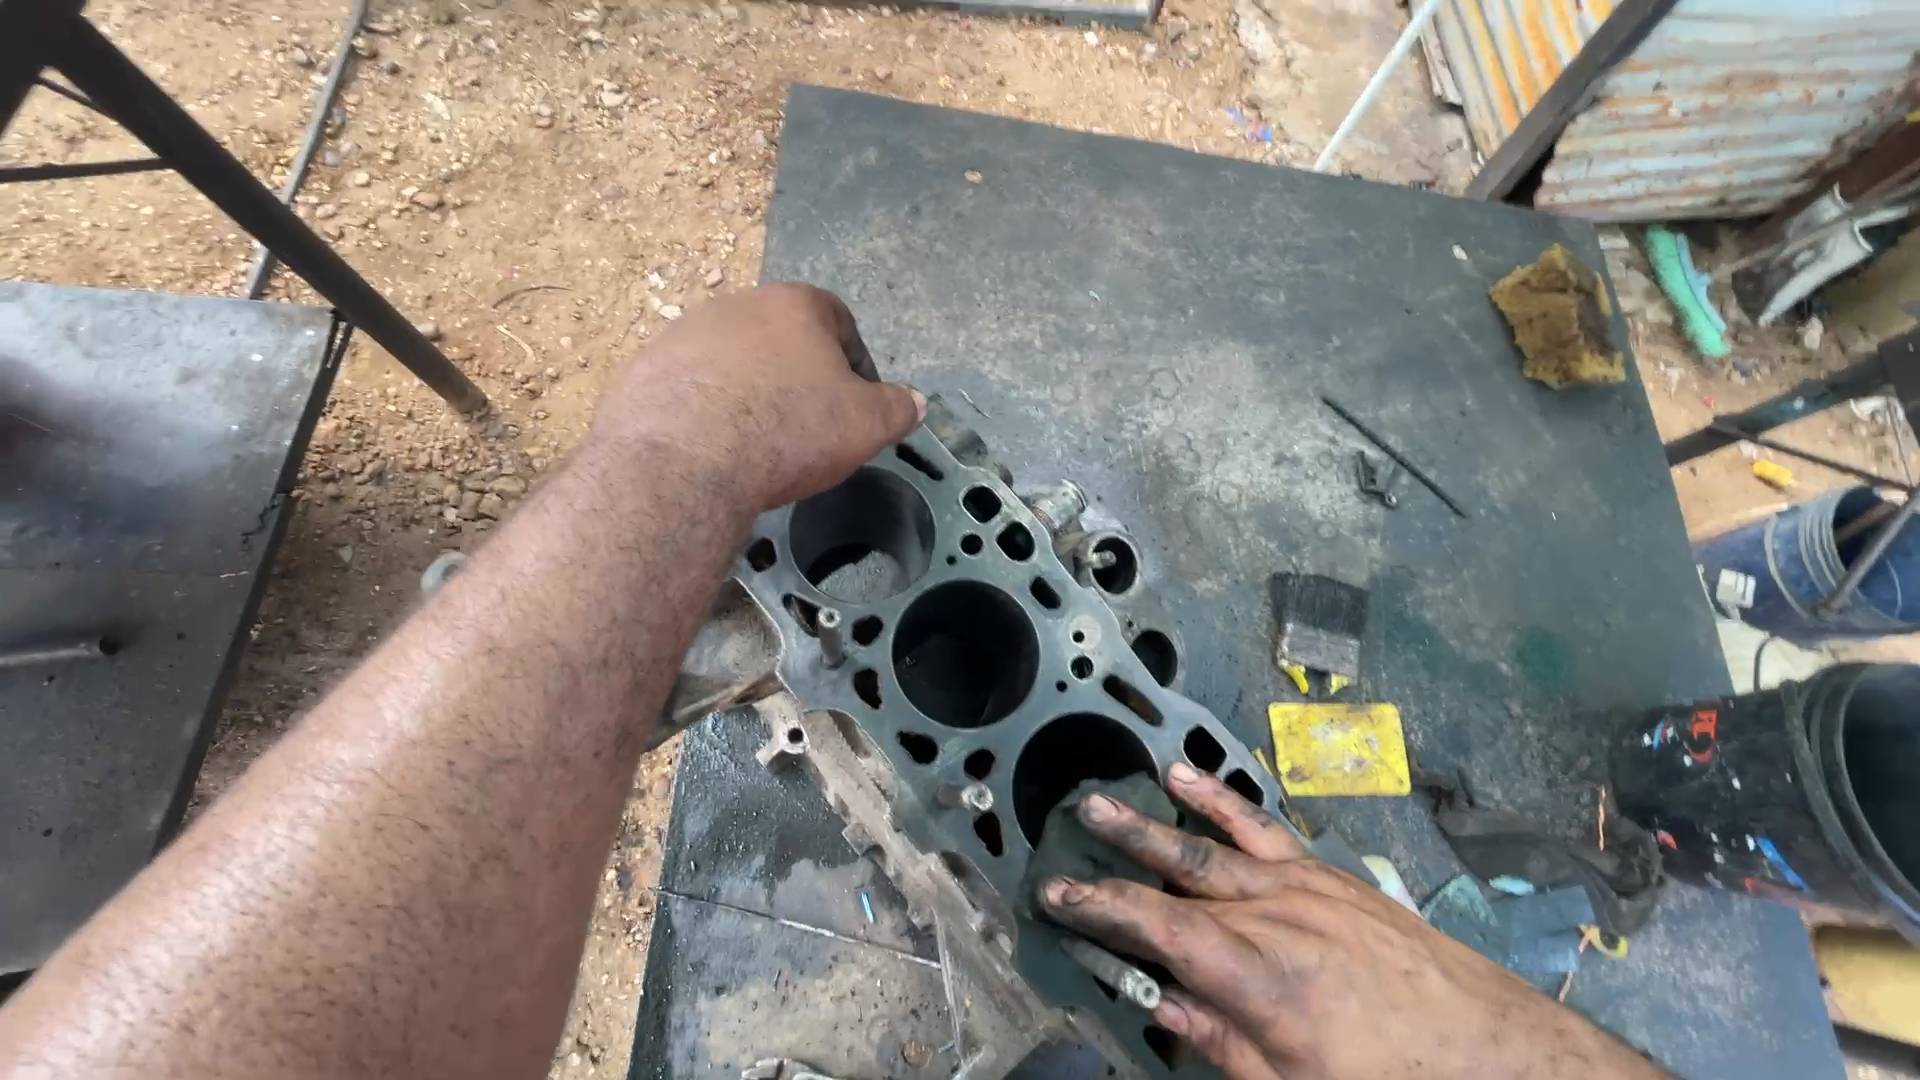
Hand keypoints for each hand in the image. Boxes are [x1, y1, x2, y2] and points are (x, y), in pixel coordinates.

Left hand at [588, 283, 924, 509]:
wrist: (684, 460)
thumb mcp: (866, 425)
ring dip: (752, 391)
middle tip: (809, 426)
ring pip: (735, 361)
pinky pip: (693, 386)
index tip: (854, 406)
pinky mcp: (647, 367)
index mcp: (796, 304)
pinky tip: (716, 447)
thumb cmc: (788, 429)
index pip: (839, 321)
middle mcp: (738, 303)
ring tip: (758, 441)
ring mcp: (685, 332)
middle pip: (783, 339)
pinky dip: (709, 409)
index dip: (855, 365)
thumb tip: (917, 403)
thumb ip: (897, 408)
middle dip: (800, 378)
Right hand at [1039, 763, 1668, 1079]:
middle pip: (1178, 869)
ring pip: (1213, 839)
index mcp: (1257, 975)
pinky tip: (1190, 779)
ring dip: (1159, 814)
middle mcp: (1272, 914)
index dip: (1099, 909)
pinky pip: (1263, 826)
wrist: (1498, 1055)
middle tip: (1074, 817)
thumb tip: (1155, 1003)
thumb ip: (1218, 1041)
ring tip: (1117, 790)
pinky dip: (1221, 800)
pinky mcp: (1327, 873)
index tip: (1055, 895)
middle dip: (1121, 844)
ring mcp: (1301, 884)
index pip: (1157, 928)